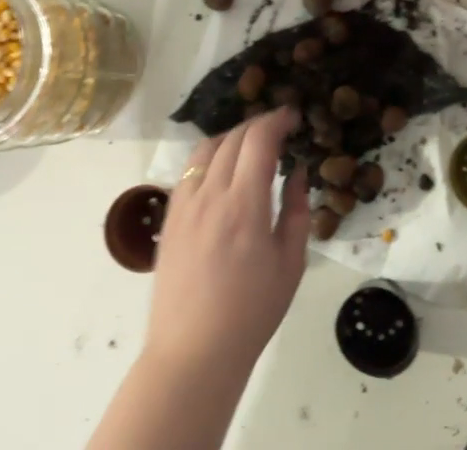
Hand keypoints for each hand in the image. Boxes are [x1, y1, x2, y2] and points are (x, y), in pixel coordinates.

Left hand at [145, 108, 310, 376]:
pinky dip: (209, 158)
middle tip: (280, 129)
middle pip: (232, 138)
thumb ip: (296, 210)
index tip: (293, 117)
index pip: (258, 140)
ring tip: (251, 145)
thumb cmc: (252, 311)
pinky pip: (188, 172)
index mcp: (244, 205)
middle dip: (258, 125)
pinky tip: (222, 172)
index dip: (277, 120)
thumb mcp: (290, 263)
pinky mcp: (169, 218)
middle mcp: (209, 195)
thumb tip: (297, 172)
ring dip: (231, 137)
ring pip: (205, 149)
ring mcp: (183, 205)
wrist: (194, 351)